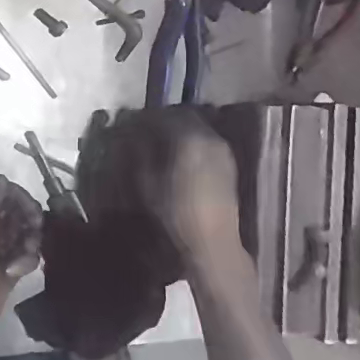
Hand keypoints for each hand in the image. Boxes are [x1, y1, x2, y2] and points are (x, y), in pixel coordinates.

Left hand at [0, 173, 40, 352]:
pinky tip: (15, 269)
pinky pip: (28, 255)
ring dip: (31, 236)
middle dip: (27, 213)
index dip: (14, 193)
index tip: (26, 202)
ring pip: (26, 230)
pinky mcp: (11, 267)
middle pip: (16, 209)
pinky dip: (27, 258)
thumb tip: (3, 180)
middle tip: (34, 222)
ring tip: (27, 246)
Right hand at [128, 108, 241, 269]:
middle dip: (163, 121)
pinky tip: (180, 158)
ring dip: (179, 131)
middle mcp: (209, 137)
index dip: (143, 118)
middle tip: (145, 131)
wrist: (213, 244)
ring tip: (161, 145)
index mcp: (189, 137)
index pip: (162, 115)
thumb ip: (139, 154)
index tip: (130, 124)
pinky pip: (206, 142)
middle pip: (184, 116)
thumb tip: (132, 137)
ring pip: (197, 128)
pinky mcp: (229, 164)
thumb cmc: (176, 213)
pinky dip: (191, 142)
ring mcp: (222, 150)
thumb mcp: (147, 183)